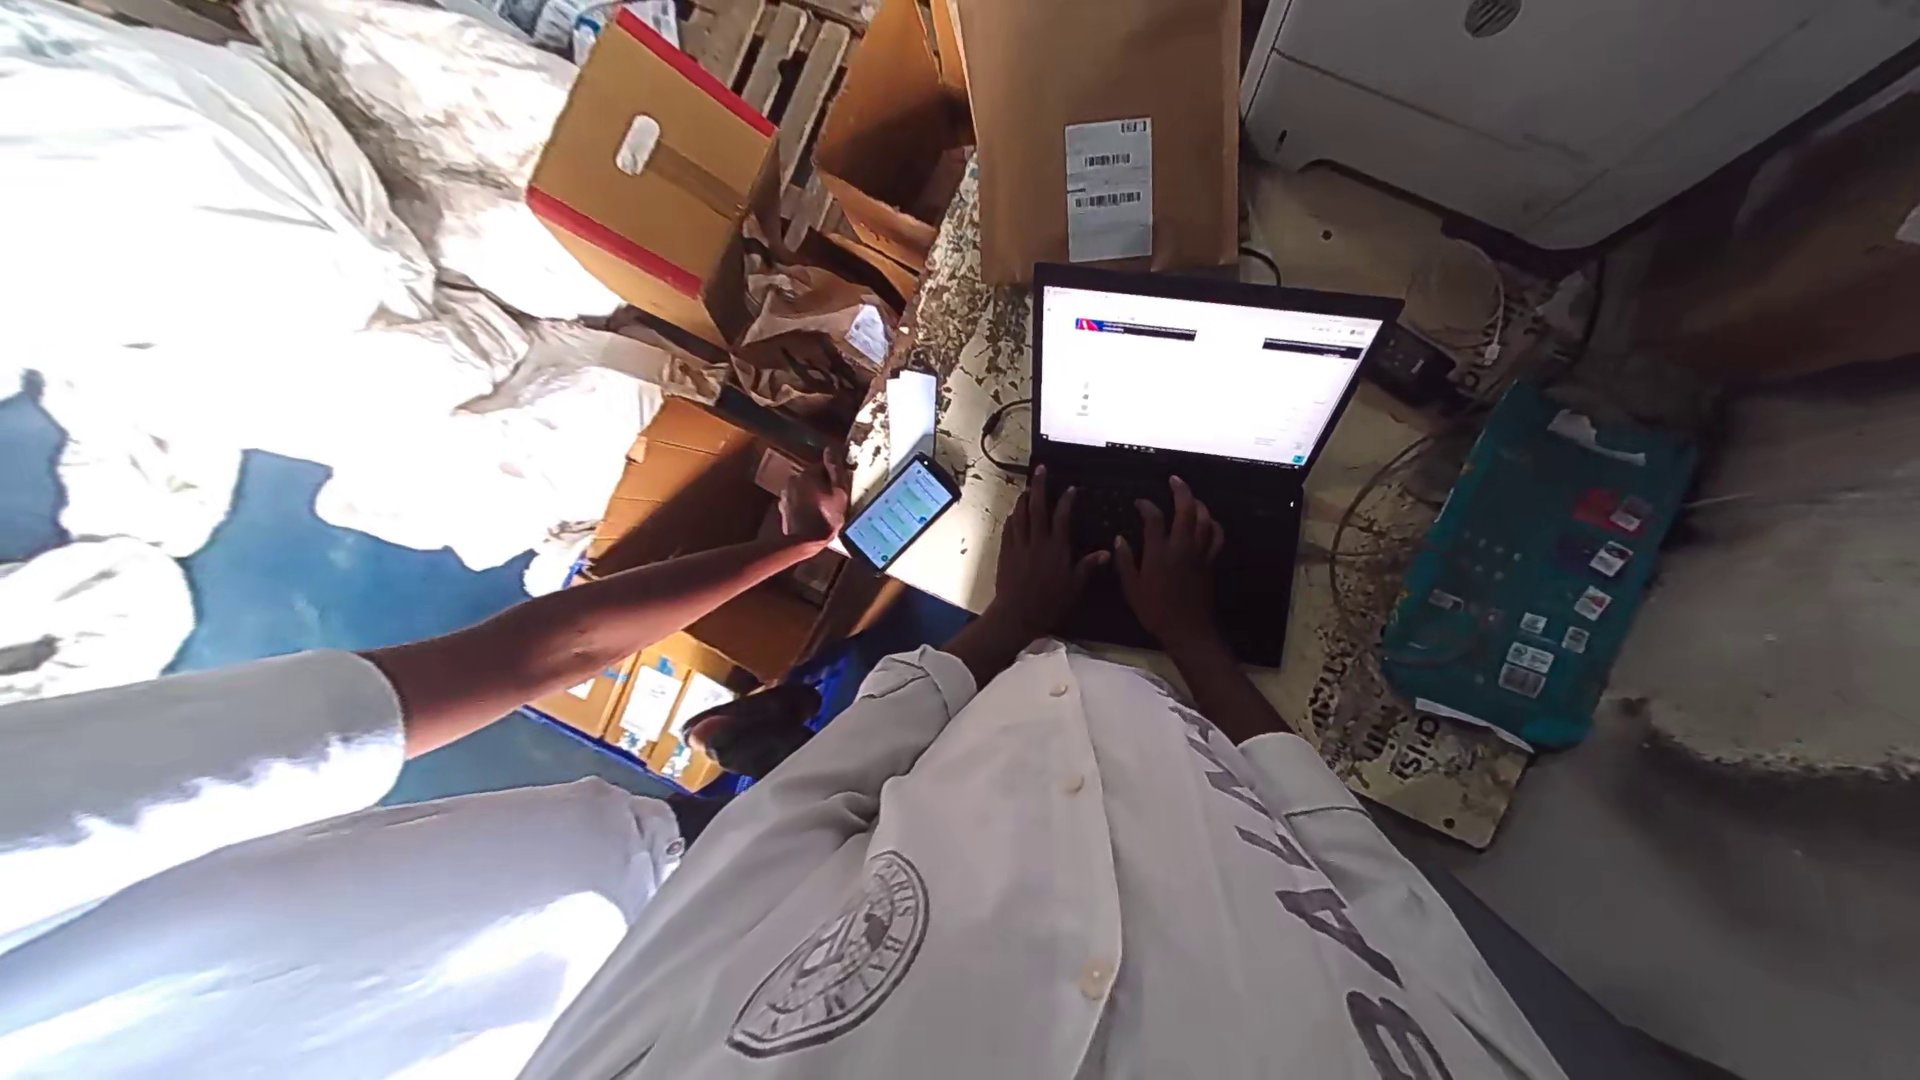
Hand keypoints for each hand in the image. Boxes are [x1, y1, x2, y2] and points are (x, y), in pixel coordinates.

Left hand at [779, 447, 849, 544]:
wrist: (804, 541)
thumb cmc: (827, 517)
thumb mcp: (840, 493)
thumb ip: (835, 469)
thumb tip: (830, 448)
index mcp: (808, 473)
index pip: (824, 466)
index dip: (834, 476)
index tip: (840, 488)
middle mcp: (794, 479)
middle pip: (813, 477)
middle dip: (822, 485)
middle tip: (833, 500)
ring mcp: (786, 493)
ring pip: (804, 488)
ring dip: (812, 494)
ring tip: (822, 509)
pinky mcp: (783, 507)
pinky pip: (796, 500)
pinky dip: (803, 504)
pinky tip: (811, 515)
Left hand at [986, 466, 1106, 637]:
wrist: (1017, 613)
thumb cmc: (1049, 602)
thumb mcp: (1074, 586)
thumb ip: (1088, 566)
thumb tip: (1106, 552)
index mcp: (1056, 548)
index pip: (1062, 516)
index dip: (1066, 500)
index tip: (1070, 488)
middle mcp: (1037, 541)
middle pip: (1036, 507)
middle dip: (1039, 486)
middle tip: (1040, 469)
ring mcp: (1019, 545)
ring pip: (1020, 514)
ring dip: (1023, 498)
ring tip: (1027, 488)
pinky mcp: (1006, 552)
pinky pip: (1009, 529)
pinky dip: (1013, 517)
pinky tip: (1015, 513)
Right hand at [1113, 476, 1225, 645]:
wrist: (1187, 629)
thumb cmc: (1155, 610)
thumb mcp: (1132, 588)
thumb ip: (1125, 561)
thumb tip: (1119, 539)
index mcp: (1159, 553)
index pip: (1154, 518)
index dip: (1146, 505)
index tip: (1139, 503)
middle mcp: (1182, 548)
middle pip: (1186, 510)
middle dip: (1181, 491)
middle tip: (1174, 480)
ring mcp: (1200, 553)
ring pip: (1205, 519)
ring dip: (1198, 503)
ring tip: (1189, 497)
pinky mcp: (1211, 562)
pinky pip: (1217, 536)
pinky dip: (1214, 524)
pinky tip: (1208, 521)